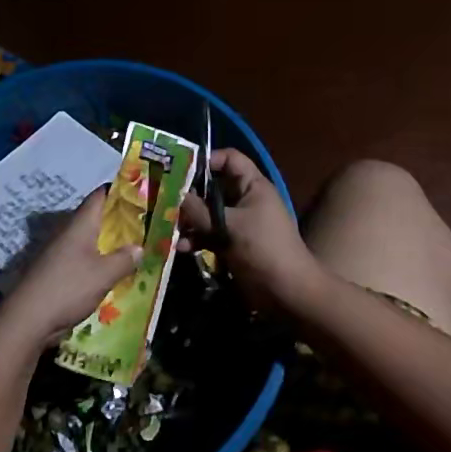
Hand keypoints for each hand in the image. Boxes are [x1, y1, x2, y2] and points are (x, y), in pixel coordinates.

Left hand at [0, 187, 141, 347]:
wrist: (28, 318)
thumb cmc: (69, 288)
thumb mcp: (104, 275)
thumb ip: (124, 259)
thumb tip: (139, 248)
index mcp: (80, 225)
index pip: (99, 196)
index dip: (118, 191)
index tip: (137, 194)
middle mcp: (67, 233)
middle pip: (93, 217)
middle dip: (115, 219)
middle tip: (140, 225)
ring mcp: (57, 252)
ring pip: (86, 239)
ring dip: (105, 242)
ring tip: (128, 249)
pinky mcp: (53, 270)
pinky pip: (79, 258)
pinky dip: (95, 260)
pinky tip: (107, 272)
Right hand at [181, 149, 327, 311]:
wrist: (286, 293)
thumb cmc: (263, 250)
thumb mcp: (229, 226)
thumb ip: (199, 210)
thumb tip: (175, 195)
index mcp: (253, 186)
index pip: (230, 159)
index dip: (207, 160)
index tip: (181, 170)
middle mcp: (244, 200)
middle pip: (213, 187)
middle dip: (189, 194)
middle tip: (164, 199)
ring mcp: (238, 223)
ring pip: (207, 213)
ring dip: (189, 220)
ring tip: (169, 227)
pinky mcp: (232, 244)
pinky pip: (209, 234)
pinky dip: (196, 238)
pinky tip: (181, 248)